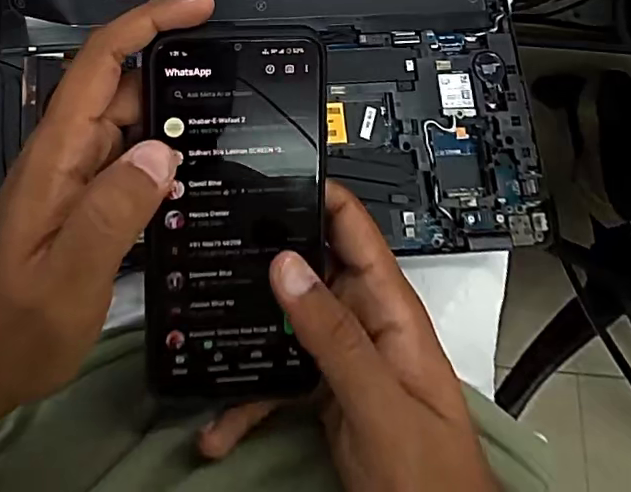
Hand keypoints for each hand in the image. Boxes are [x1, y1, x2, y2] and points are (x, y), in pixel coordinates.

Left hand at [0, 0, 214, 416]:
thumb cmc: (16, 323)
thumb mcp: (68, 277)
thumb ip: (111, 213)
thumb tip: (160, 150)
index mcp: (57, 152)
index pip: (100, 62)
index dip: (146, 23)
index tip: (195, 9)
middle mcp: (67, 149)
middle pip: (122, 84)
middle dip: (174, 67)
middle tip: (232, 78)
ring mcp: (77, 170)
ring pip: (130, 118)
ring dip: (173, 111)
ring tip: (226, 120)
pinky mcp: (86, 191)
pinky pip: (130, 154)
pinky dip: (164, 149)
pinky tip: (194, 167)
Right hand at [198, 182, 497, 491]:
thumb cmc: (431, 477)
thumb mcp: (381, 404)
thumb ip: (334, 334)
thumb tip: (284, 261)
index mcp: (385, 305)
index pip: (349, 223)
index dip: (311, 188)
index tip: (260, 171)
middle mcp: (358, 316)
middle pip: (302, 259)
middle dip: (258, 250)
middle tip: (207, 239)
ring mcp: (335, 349)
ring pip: (279, 312)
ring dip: (242, 325)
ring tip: (199, 328)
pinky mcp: (316, 381)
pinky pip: (273, 368)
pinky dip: (244, 390)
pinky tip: (217, 420)